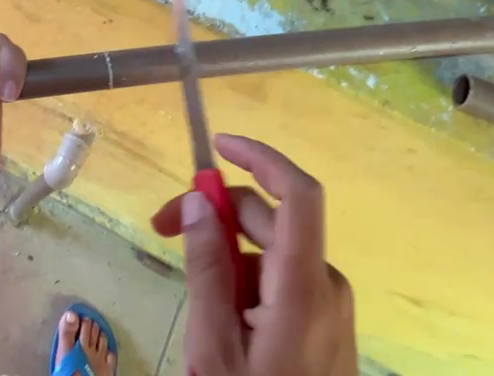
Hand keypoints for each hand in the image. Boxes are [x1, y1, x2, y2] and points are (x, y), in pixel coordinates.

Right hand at [152, 134, 355, 375]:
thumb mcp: (215, 346)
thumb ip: (207, 268)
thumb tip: (200, 201)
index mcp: (304, 287)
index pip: (297, 194)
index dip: (261, 157)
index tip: (217, 146)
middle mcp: (326, 286)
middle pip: (272, 219)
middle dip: (217, 212)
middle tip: (162, 227)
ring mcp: (330, 308)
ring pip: (272, 252)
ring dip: (228, 252)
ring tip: (190, 292)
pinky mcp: (326, 327)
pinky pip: (282, 280)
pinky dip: (246, 278)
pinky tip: (220, 316)